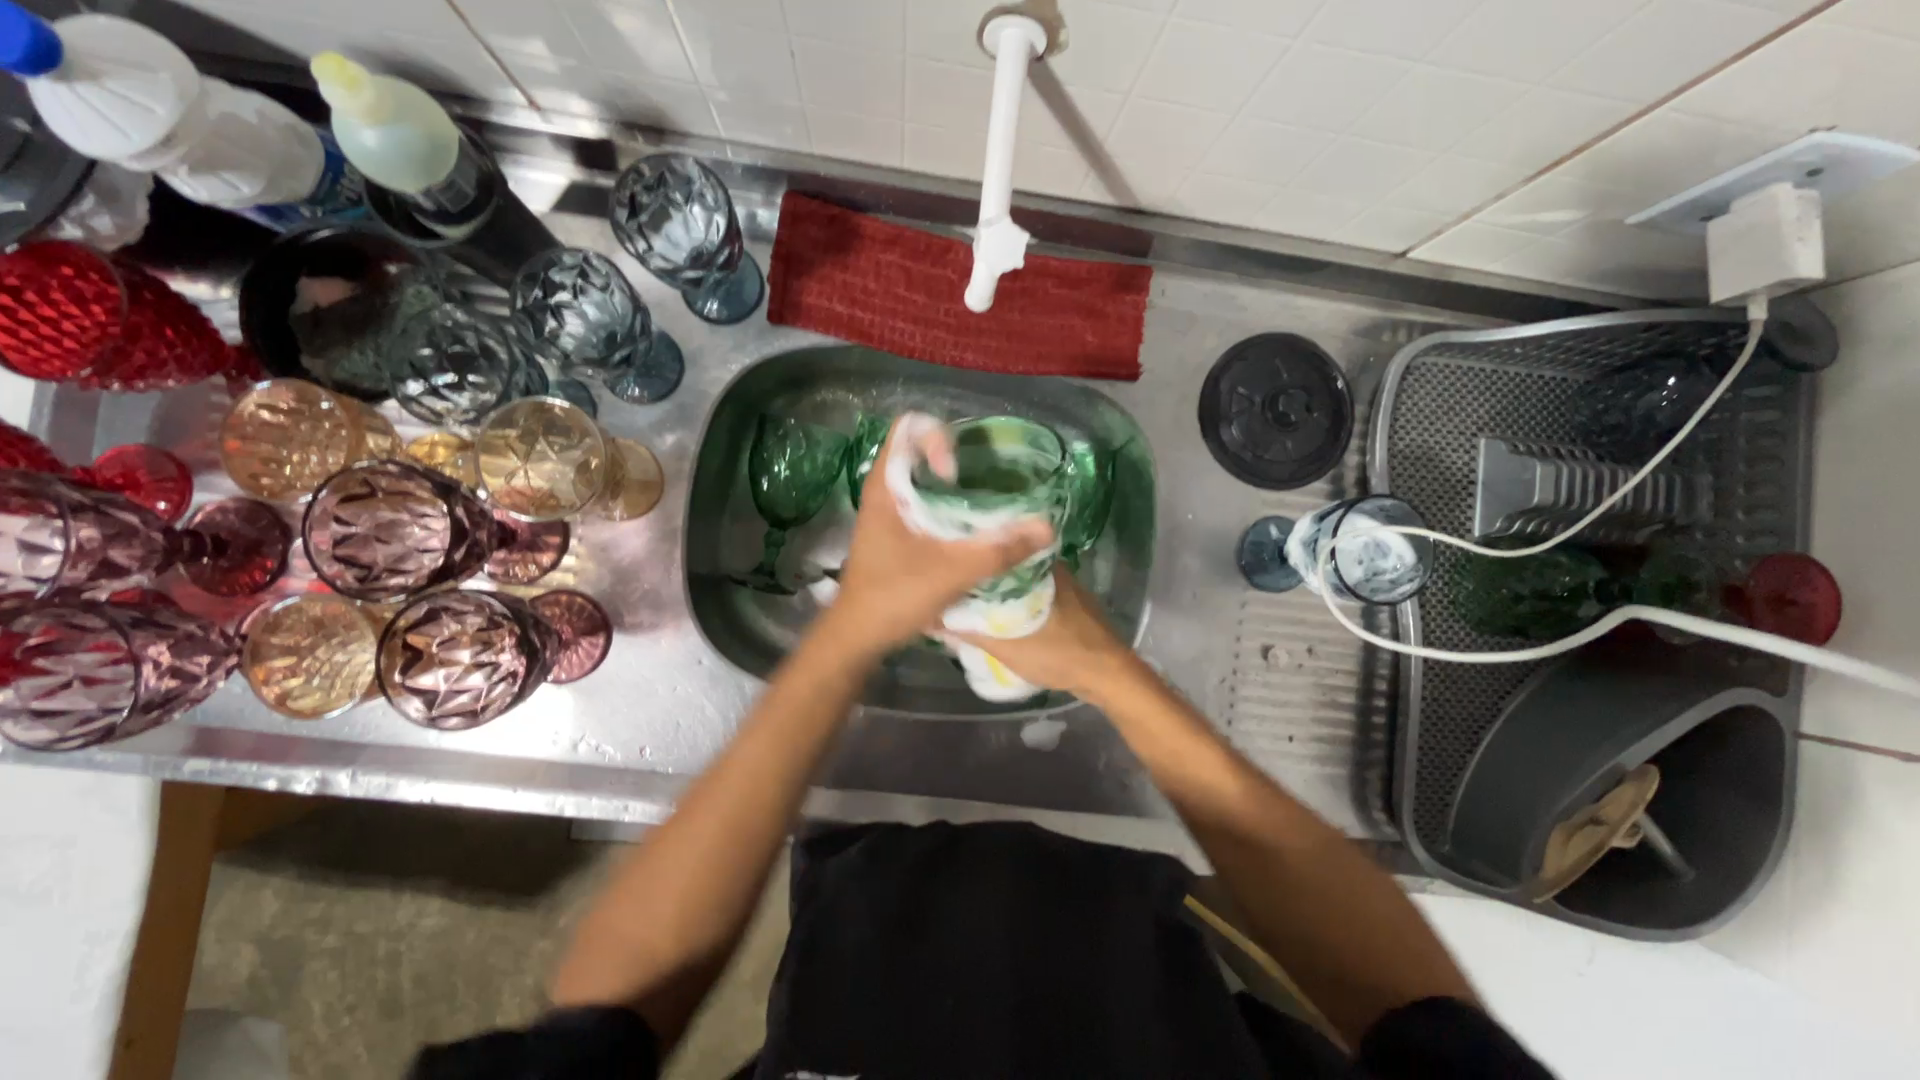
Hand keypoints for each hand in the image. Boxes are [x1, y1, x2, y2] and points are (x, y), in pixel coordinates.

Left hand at [825, 415, 1052, 658]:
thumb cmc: (893, 597)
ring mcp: (891, 514)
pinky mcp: (900, 535)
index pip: (910, 428)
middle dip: (961, 462)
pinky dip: (954, 511)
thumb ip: (999, 550)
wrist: (857, 639)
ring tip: (993, 508)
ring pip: (929, 482)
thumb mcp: (950, 572)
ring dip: (961, 490)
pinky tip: (979, 532)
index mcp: (885, 486)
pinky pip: (931, 507)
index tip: (956, 474)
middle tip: (991, 486)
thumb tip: (1047, 527)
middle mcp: (885, 491)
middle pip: (924, 452)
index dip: (939, 438)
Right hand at [948, 564, 1139, 702]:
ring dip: (1000, 589)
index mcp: (1038, 565)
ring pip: (1021, 580)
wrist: (1108, 675)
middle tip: (953, 582)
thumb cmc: (1058, 653)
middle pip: (1007, 563)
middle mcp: (1052, 567)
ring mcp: (1065, 584)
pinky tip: (1001, 612)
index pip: (997, 547)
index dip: (972, 554)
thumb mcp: (1006, 645)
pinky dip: (1016, 600)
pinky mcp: (1071, 603)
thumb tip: (932, 616)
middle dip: (983, 573)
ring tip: (970, 597)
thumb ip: (969, 630)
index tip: (948, 559)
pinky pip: (1034, 593)